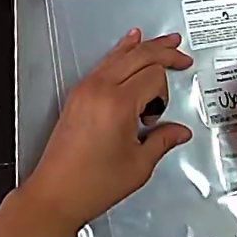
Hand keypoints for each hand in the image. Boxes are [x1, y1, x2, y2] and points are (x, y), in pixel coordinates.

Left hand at [18, 29, 192, 235]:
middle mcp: (100, 88)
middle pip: (140, 55)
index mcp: (118, 104)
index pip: (153, 75)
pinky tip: (130, 43)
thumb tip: (180, 131)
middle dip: (165, 53)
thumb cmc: (91, 184)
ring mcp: (86, 87)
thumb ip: (163, 140)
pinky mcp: (78, 92)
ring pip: (122, 53)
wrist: (54, 194)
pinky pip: (105, 61)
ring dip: (146, 46)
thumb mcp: (138, 165)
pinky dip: (122, 50)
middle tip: (181, 56)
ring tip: (166, 42)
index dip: (163, 93)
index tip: (157, 116)